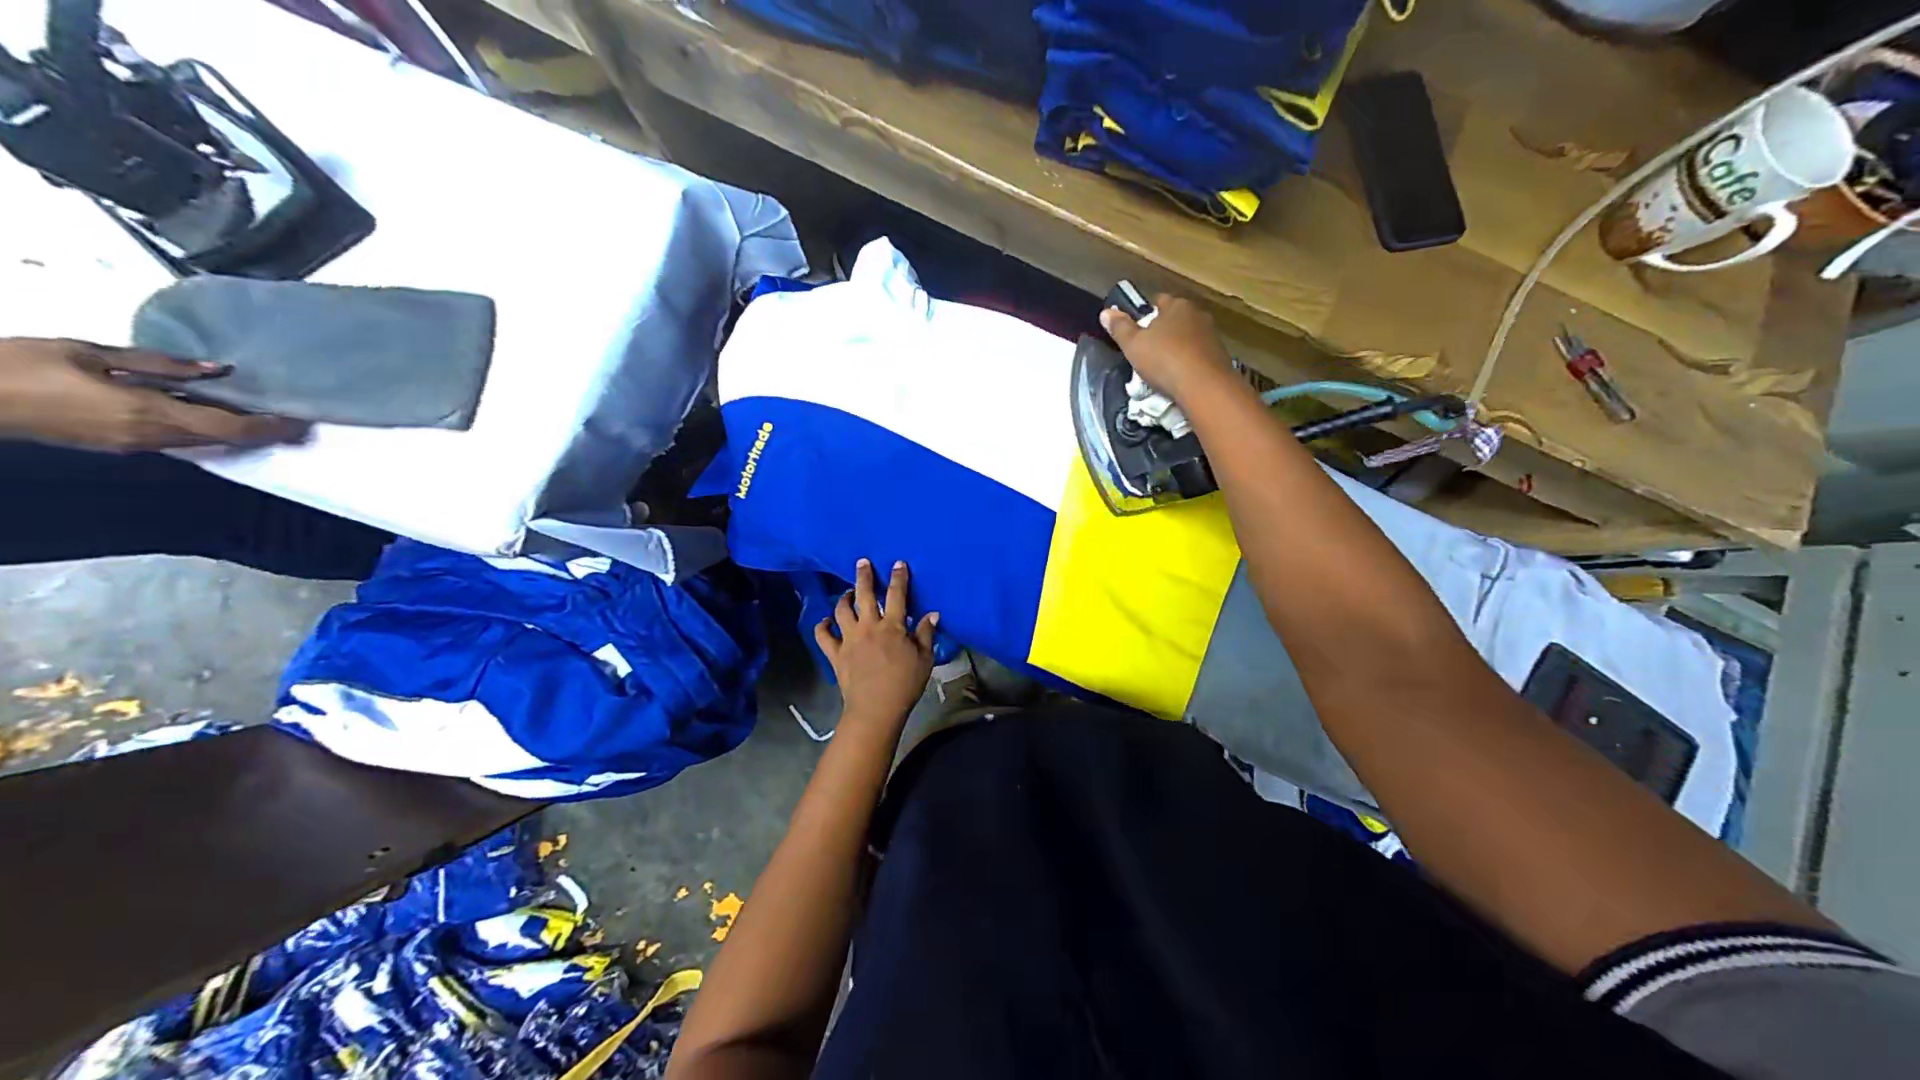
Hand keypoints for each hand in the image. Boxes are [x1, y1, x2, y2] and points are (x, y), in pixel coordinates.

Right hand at [0, 338, 307, 452]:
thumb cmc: (19, 366)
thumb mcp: (92, 353)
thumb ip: (159, 365)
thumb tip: (216, 370)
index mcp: (150, 413)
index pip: (232, 427)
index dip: (272, 426)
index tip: (304, 420)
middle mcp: (152, 436)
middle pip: (227, 439)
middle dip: (266, 432)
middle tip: (299, 421)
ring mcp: (136, 444)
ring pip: (206, 442)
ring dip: (241, 432)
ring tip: (271, 418)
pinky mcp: (121, 445)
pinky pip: (181, 441)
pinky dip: (209, 430)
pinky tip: (219, 416)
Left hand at [814, 559, 939, 733]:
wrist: (876, 708)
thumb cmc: (905, 684)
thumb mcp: (925, 659)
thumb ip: (926, 634)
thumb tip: (932, 614)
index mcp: (892, 626)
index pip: (897, 595)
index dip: (898, 577)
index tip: (898, 563)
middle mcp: (868, 626)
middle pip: (864, 594)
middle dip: (864, 576)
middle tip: (862, 563)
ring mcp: (849, 639)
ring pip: (842, 610)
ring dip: (843, 598)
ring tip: (847, 593)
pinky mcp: (836, 654)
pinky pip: (823, 636)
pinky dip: (822, 626)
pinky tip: (825, 621)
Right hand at [1099, 294, 1238, 401]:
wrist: (1205, 386)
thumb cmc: (1164, 360)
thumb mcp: (1133, 345)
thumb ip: (1120, 327)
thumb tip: (1106, 312)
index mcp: (1176, 305)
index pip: (1158, 300)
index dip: (1145, 313)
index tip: (1136, 328)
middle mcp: (1197, 314)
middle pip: (1175, 318)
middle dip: (1162, 330)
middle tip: (1147, 349)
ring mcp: (1212, 334)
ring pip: (1188, 336)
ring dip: (1177, 346)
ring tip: (1164, 366)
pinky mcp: (1220, 354)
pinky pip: (1199, 354)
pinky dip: (1190, 361)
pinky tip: (1181, 376)